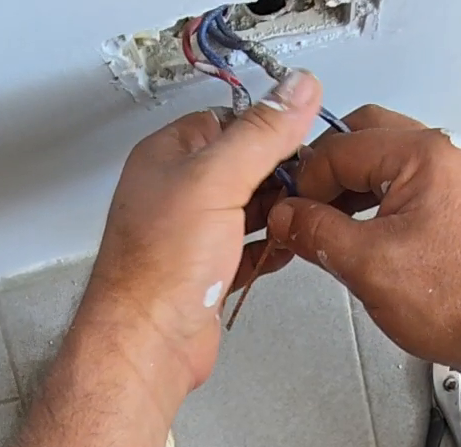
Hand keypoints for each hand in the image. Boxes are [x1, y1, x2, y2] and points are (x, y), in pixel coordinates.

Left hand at [70, 72, 325, 404]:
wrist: (148, 343)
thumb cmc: (160, 269)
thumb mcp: (216, 181)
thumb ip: (260, 134)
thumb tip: (297, 89)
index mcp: (166, 158)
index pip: (224, 120)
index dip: (265, 125)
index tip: (303, 132)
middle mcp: (175, 195)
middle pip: (239, 166)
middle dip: (277, 172)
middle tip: (312, 179)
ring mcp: (190, 238)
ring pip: (244, 210)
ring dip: (276, 211)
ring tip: (308, 210)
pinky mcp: (206, 275)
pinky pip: (245, 251)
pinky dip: (268, 247)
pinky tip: (289, 246)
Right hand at [265, 106, 460, 378]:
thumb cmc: (452, 302)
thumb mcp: (366, 266)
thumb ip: (316, 232)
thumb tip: (283, 216)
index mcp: (423, 154)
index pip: (341, 146)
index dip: (304, 180)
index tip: (285, 214)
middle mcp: (443, 154)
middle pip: (365, 137)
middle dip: (326, 171)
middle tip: (300, 208)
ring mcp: (454, 178)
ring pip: (384, 162)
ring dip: (349, 186)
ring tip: (323, 226)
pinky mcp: (456, 206)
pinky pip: (404, 185)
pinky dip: (373, 201)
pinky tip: (356, 233)